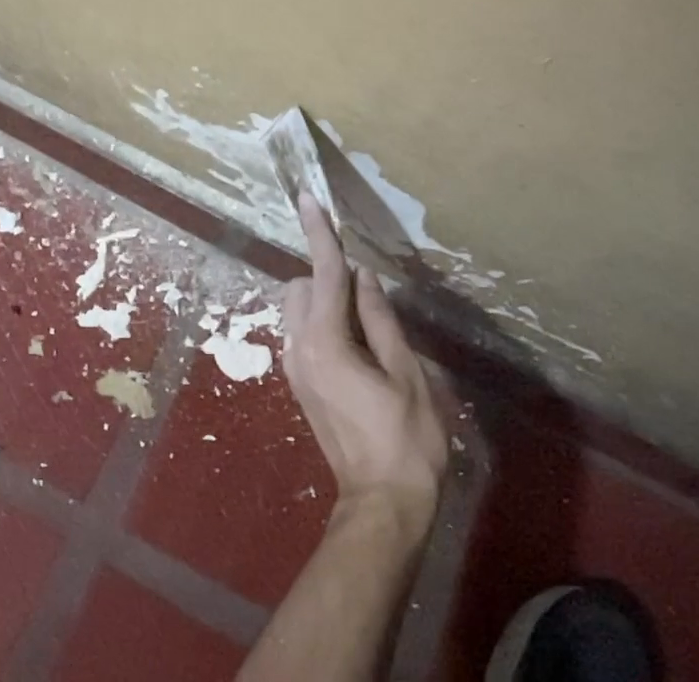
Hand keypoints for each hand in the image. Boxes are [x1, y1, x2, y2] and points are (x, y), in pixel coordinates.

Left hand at [280, 193, 450, 526]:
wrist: (382, 499)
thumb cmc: (406, 437)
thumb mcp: (406, 373)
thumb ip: (380, 319)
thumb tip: (363, 276)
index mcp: (325, 343)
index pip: (323, 275)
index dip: (319, 234)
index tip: (308, 199)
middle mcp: (297, 349)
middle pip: (302, 287)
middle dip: (329, 278)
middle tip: (371, 301)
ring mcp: (293, 367)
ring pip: (297, 309)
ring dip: (325, 302)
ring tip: (368, 329)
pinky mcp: (297, 381)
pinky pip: (302, 333)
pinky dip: (323, 323)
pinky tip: (358, 346)